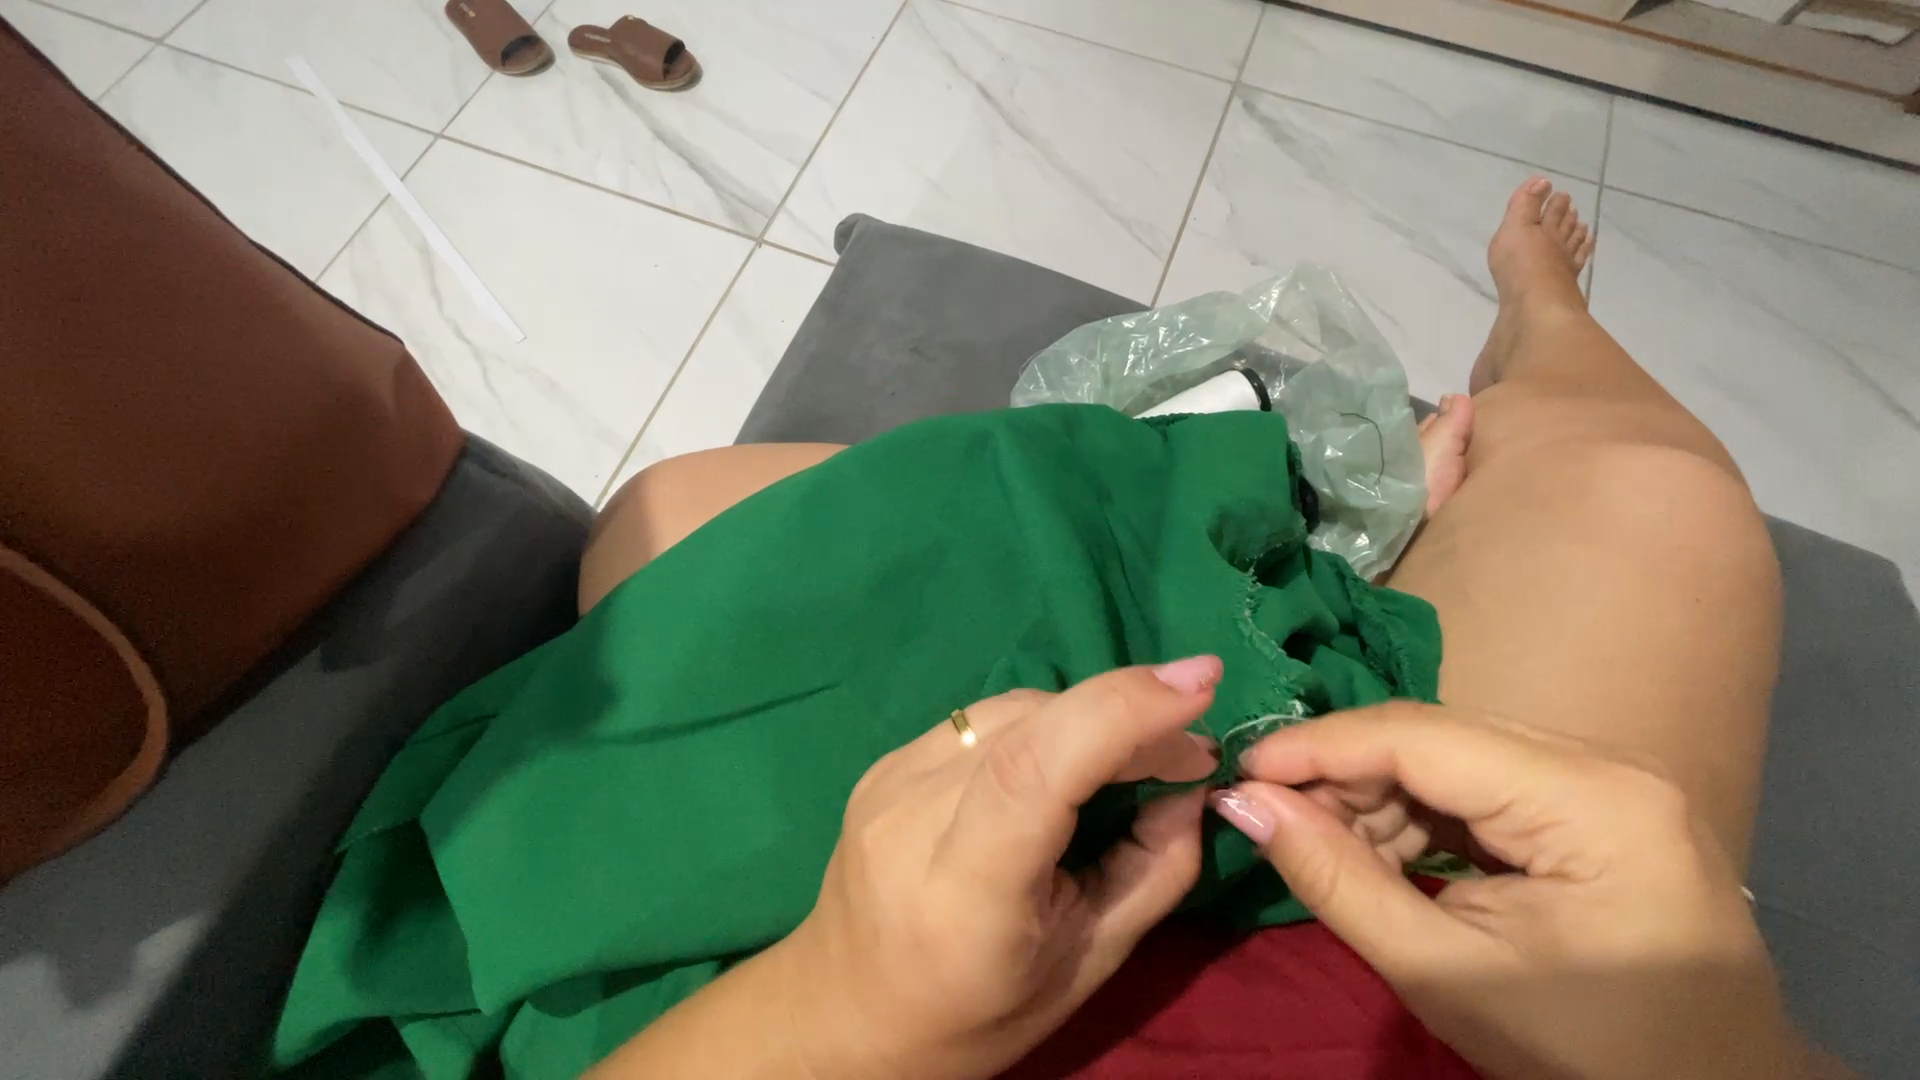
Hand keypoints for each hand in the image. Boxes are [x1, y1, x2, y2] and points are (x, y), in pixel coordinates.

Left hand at [781, 659, 1222, 1079]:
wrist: (848, 1009)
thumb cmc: (976, 1013)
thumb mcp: (1087, 962)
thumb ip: (1154, 871)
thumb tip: (1193, 783)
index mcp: (963, 888)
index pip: (1035, 767)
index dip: (1120, 711)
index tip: (1200, 681)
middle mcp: (912, 815)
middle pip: (1029, 723)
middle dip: (1126, 714)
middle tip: (1189, 745)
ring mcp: (889, 779)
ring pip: (1010, 708)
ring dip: (1086, 714)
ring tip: (1135, 753)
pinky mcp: (885, 761)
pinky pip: (982, 719)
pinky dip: (1043, 723)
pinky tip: (1067, 755)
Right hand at [1214, 702, 1820, 1079]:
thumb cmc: (1586, 1056)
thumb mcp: (1442, 973)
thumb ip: (1333, 877)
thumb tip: (1239, 801)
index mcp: (1588, 800)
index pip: (1417, 737)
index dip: (1317, 746)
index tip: (1241, 772)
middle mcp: (1601, 762)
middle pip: (1429, 737)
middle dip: (1342, 775)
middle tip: (1278, 820)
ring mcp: (1600, 776)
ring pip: (1442, 753)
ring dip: (1372, 796)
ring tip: (1330, 850)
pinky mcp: (1589, 799)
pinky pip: (1471, 781)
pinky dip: (1413, 814)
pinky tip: (1383, 854)